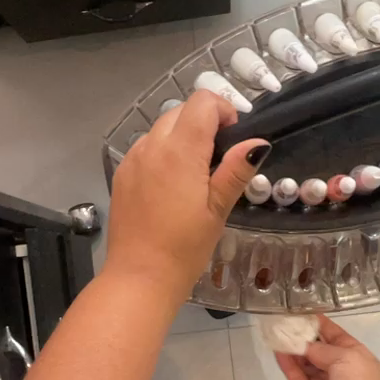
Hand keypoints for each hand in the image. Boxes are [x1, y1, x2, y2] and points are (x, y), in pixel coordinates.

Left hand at [104, 91, 270, 299]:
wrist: (139, 277)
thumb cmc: (185, 248)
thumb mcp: (218, 210)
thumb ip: (236, 170)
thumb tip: (258, 142)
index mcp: (179, 151)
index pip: (202, 102)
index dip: (224, 111)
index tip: (232, 138)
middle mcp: (151, 146)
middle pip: (181, 111)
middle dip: (204, 123)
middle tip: (218, 160)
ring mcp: (132, 159)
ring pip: (161, 129)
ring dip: (182, 138)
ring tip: (195, 176)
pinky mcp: (122, 175)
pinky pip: (145, 148)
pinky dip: (162, 153)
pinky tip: (171, 187)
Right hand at [275, 316, 379, 379]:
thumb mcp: (347, 356)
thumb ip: (322, 348)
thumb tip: (303, 344)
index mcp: (356, 357)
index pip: (336, 335)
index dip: (321, 324)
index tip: (303, 311)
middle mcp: (339, 369)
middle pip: (318, 347)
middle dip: (303, 334)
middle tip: (285, 319)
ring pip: (305, 360)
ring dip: (292, 346)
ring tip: (276, 329)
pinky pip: (295, 374)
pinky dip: (286, 361)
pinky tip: (276, 347)